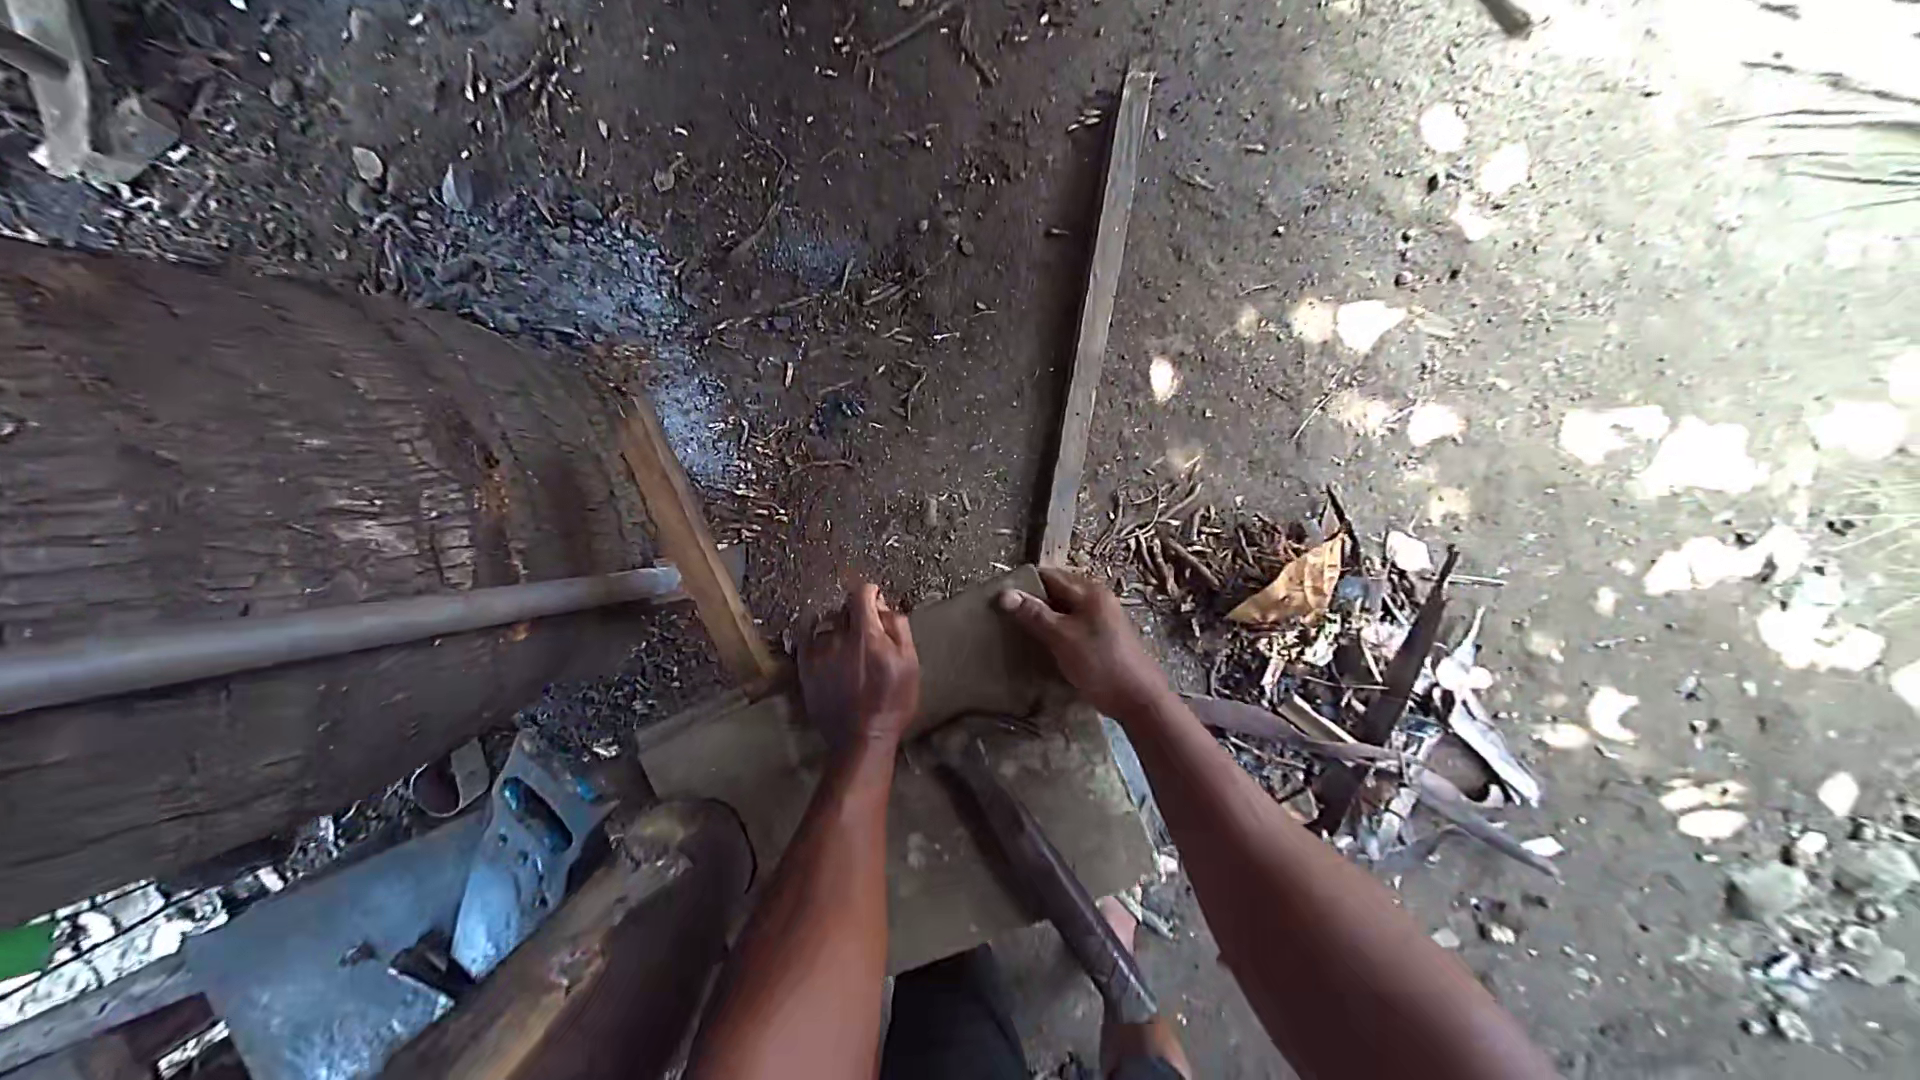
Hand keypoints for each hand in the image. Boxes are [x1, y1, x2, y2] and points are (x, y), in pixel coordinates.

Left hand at [798, 583, 920, 748]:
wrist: (861, 738)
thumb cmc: (891, 702)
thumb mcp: (909, 663)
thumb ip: (898, 627)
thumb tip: (885, 606)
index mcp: (866, 634)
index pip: (861, 593)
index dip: (870, 592)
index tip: (876, 599)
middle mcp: (838, 638)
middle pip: (844, 609)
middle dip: (857, 614)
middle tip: (868, 630)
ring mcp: (818, 653)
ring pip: (827, 624)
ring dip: (838, 628)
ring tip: (848, 645)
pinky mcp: (805, 668)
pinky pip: (806, 639)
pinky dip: (816, 636)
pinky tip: (827, 646)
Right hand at [996, 568, 1170, 718]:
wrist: (1138, 699)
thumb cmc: (1100, 664)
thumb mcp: (1062, 637)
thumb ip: (1034, 614)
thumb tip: (1004, 593)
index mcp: (1089, 591)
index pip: (1049, 575)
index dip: (1024, 584)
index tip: (1001, 599)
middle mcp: (1096, 598)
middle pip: (1056, 591)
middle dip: (1032, 601)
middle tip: (1006, 617)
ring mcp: (1101, 618)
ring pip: (1063, 610)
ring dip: (1043, 618)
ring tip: (1018, 631)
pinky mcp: (1101, 637)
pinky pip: (1071, 625)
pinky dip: (1055, 631)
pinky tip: (1041, 645)